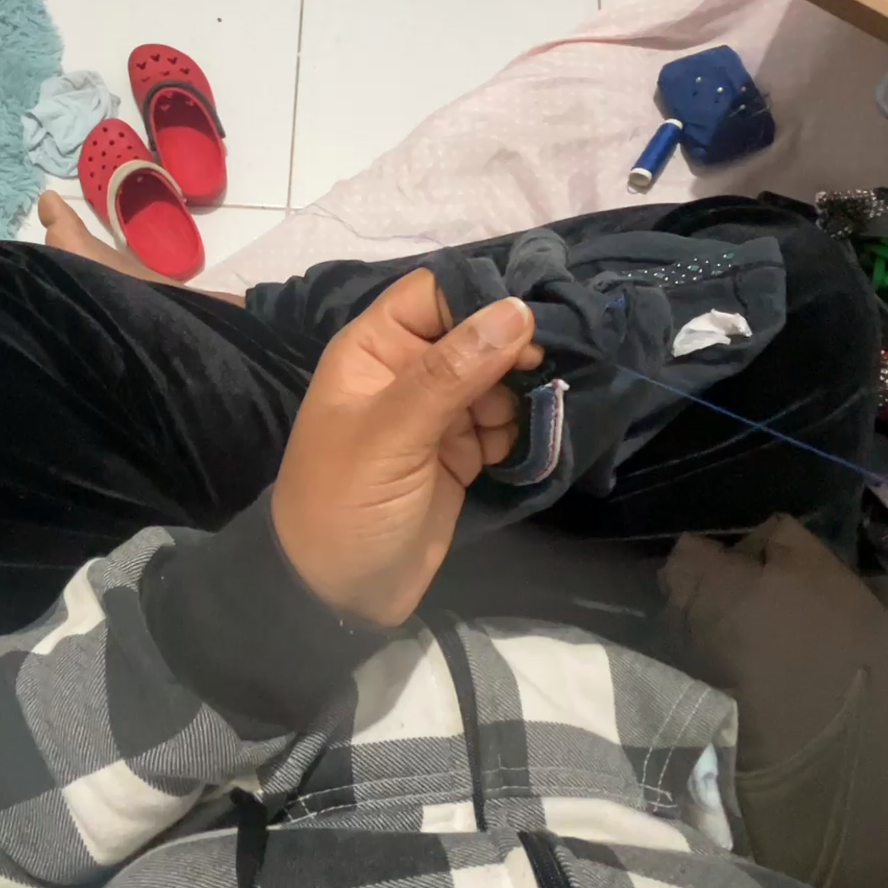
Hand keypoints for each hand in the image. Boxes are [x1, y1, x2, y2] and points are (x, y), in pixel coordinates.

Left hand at [271, 269, 541, 625]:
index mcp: (374, 349)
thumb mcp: (391, 436)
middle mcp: (406, 370)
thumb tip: (516, 310)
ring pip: (494, 376)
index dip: (481, 299)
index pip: (434, 294)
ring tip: (527, 418)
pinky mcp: (459, 450)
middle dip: (512, 349)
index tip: (533, 322)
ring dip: (519, 393)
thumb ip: (450, 374)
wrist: (338, 592)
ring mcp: (434, 412)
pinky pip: (500, 420)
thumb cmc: (346, 504)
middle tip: (548, 371)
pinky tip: (515, 447)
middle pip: (473, 332)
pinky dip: (516, 429)